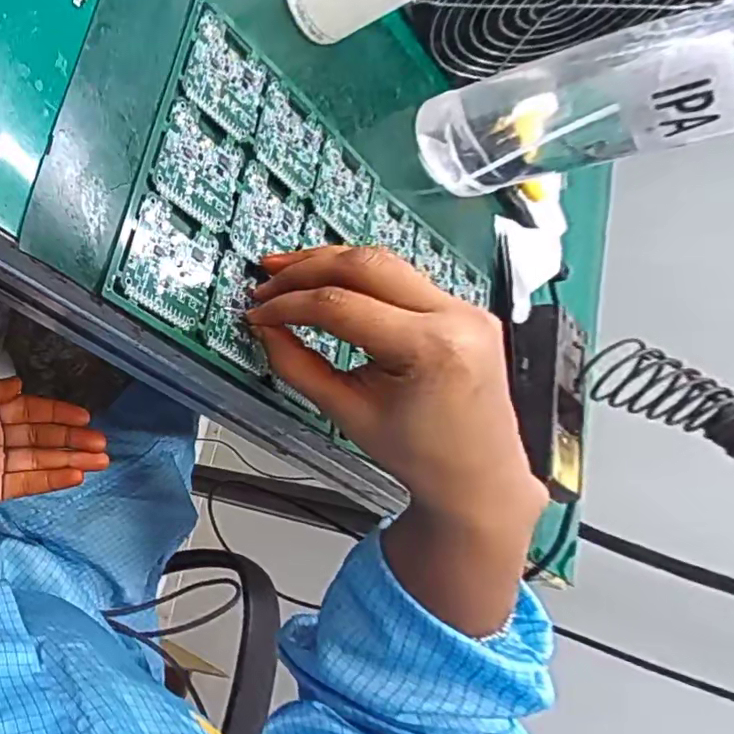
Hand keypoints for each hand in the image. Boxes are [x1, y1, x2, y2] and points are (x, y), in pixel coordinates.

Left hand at [0, 378, 107, 644]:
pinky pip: (29, 481)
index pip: (23, 409)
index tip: (82, 415)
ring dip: (69, 458)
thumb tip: (15, 382)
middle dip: (69, 437)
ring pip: (37, 458)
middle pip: (35, 434)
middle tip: (101, 442)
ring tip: (101, 459)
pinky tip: (78, 475)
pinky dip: (53, 477)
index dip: (53, 411)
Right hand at [245, 246, 547, 633]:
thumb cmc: (416, 453)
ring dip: (330, 262)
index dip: (288, 305)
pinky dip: (355, 276)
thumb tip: (266, 331)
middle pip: (366, 265)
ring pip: (384, 261)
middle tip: (265, 278)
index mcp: (429, 347)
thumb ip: (298, 366)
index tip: (256, 314)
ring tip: (286, 269)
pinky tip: (326, 281)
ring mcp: (464, 307)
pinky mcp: (460, 309)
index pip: (340, 306)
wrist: (477, 472)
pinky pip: (400, 277)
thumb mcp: (344, 412)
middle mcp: (456, 315)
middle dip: (306, 268)